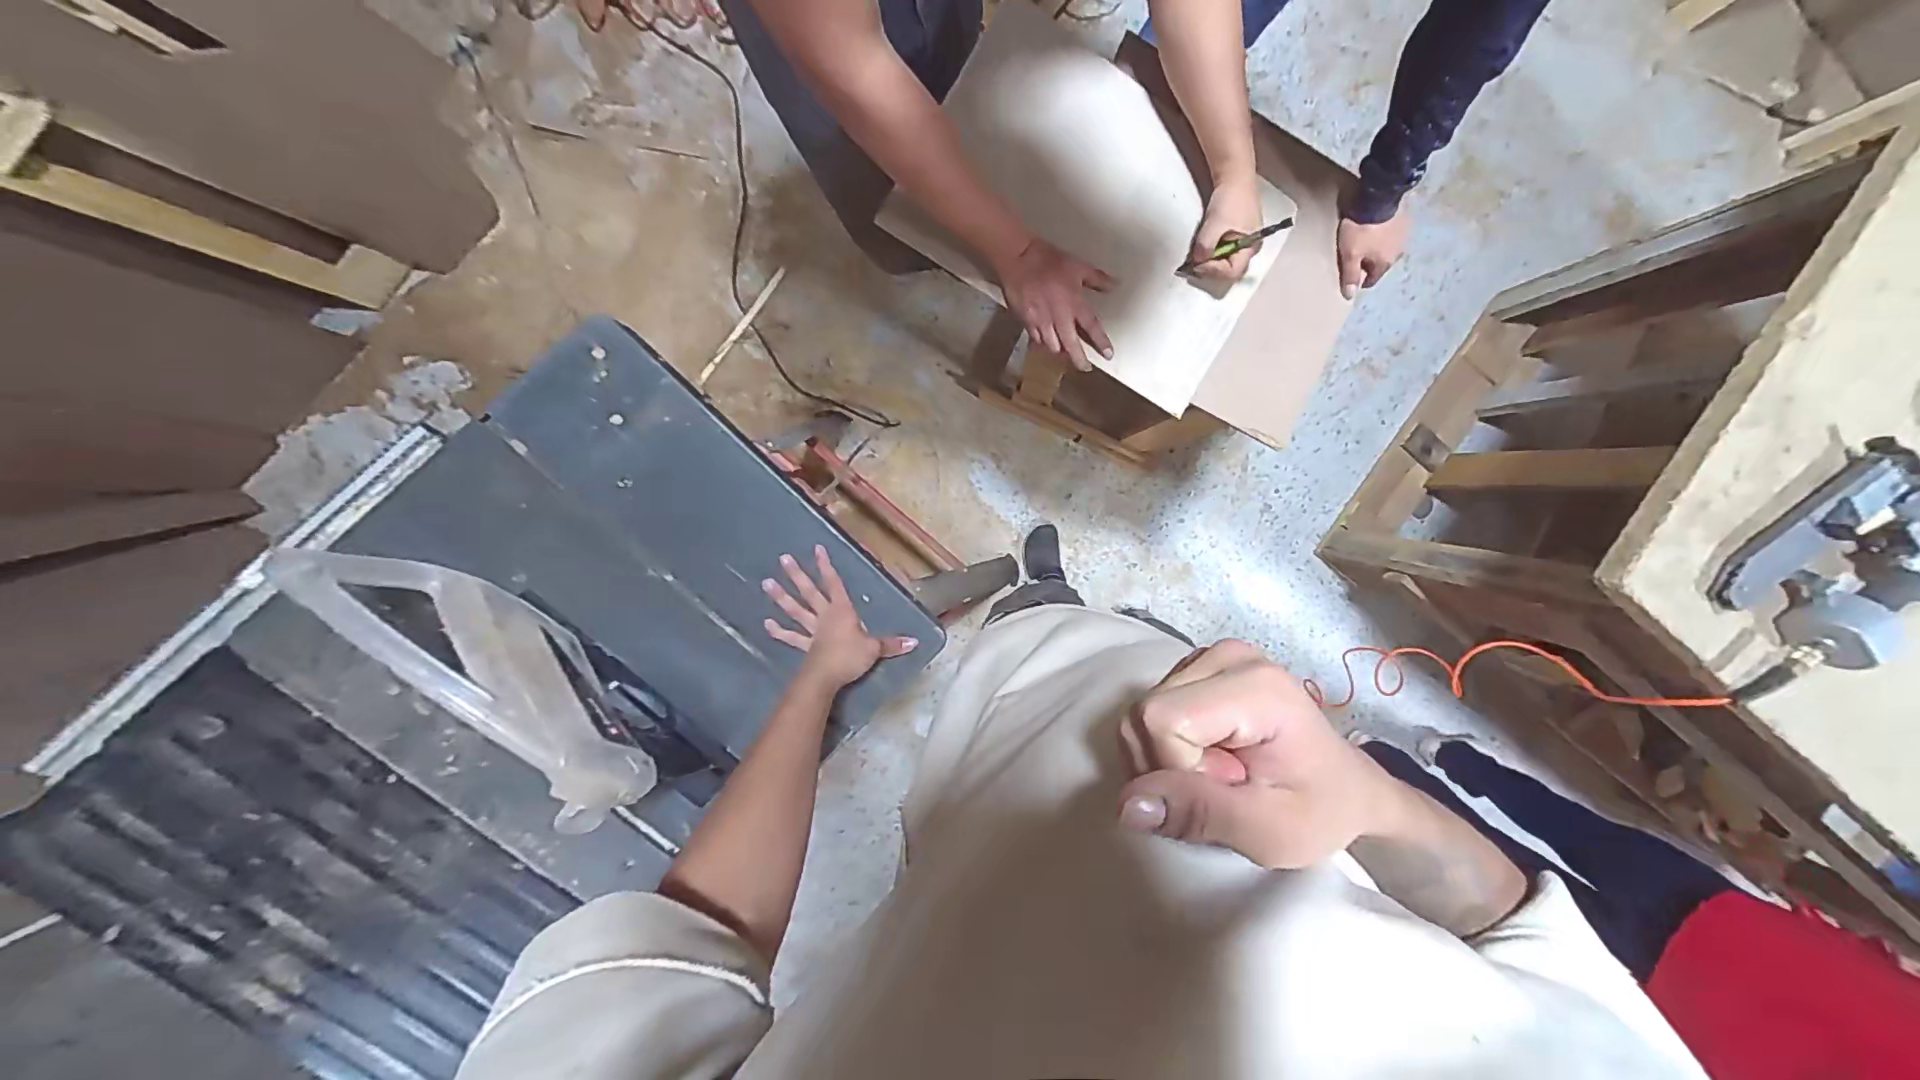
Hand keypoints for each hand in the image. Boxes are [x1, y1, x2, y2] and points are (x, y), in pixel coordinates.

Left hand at [762, 546, 917, 689]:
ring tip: (767, 583)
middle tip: (783, 559)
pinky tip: (766, 623)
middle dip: (797, 575)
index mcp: (842, 611)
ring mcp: (812, 631)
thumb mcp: (874, 649)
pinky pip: (791, 637)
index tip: (817, 548)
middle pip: (809, 592)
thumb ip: (891, 644)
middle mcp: (824, 616)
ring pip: (795, 610)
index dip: (826, 566)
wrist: (825, 678)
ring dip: (781, 597)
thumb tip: (914, 641)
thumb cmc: (850, 657)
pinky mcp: (805, 647)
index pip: (834, 584)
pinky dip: (779, 631)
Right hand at [996, 237, 1114, 371]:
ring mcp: (1041, 322)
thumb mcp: (1078, 266)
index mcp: (1075, 304)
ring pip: (1052, 347)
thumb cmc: (1049, 261)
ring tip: (1064, 354)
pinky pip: (1037, 339)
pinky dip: (1043, 343)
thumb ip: (1097, 279)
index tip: (1108, 355)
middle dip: (1079, 359)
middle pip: (1071, 346)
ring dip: (1060, 352)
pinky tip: (1046, 343)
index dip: (1101, 343)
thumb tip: (1114, 286)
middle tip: (1084, 367)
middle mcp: (1059, 318)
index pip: (1092, 328)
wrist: (1018, 259)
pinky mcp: (1026, 322)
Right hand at [1117, 640, 1398, 868]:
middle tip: (1226, 784)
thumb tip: (1128, 805)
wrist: (1344, 787)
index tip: (1231, 788)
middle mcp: (1227, 656)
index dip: (1178, 769)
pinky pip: (1149, 710)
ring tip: (1220, 773)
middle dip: (1169, 766)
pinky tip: (1207, 756)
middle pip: (1144, 713)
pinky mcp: (1196, 668)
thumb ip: (1199, 813)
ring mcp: (1209, 656)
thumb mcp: (1269, 831)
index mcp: (1255, 685)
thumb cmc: (1318, 811)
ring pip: (1140, 713)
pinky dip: (1166, 746)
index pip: (1162, 720)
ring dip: (1165, 759)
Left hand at [1187, 175, 1263, 282]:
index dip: (1213, 272)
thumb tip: (1197, 262)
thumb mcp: (1215, 223)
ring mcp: (1243, 245)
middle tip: (1195, 264)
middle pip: (1229, 272)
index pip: (1232, 272)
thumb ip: (1206, 245)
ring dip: (1210, 264)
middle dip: (1211, 270)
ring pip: (1225, 265)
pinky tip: (1203, 250)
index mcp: (1250, 246)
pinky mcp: (1235, 241)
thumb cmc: (1230, 198)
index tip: (1196, 265)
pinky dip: (1212, 256)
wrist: (1234, 178)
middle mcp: (1249, 250)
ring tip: (1198, 257)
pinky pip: (1223, 256)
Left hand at [1336, 207, 1410, 299]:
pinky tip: (1375, 229)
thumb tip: (1350, 296)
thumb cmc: (1361, 230)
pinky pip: (1392, 235)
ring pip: (1387, 250)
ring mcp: (1405, 236)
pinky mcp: (1406, 220)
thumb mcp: (1350, 255)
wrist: (1378, 198)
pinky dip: (1384, 236)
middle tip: (1355, 255)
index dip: (1359, 279)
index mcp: (1385, 263)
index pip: (1371, 280)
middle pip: (1380, 265)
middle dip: (1368, 264)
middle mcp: (1399, 253)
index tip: (1350, 272)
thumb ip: (1350, 275)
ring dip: (1377, 249)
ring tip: (1365, 241)